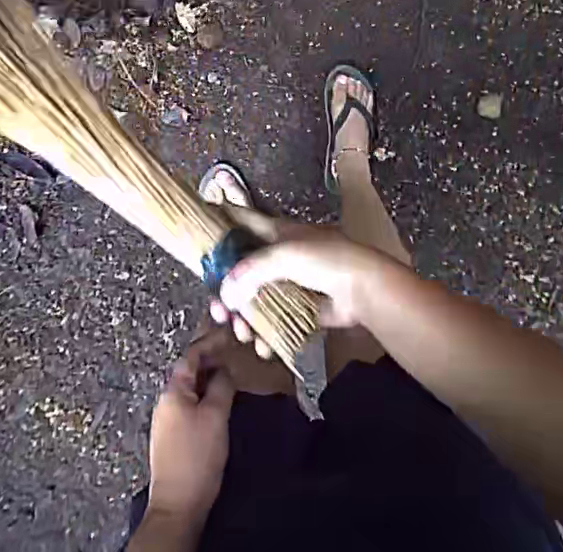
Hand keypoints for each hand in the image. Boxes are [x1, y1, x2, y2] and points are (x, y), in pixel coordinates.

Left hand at [145, 349, 234, 521]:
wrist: (178, 506)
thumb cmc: (197, 457)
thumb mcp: (216, 415)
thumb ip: (222, 386)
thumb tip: (225, 369)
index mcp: (173, 392)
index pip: (190, 356)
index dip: (209, 343)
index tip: (228, 335)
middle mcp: (166, 402)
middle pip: (189, 372)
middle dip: (211, 362)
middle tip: (234, 357)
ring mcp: (167, 421)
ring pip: (191, 390)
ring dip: (210, 381)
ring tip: (231, 378)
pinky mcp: (172, 437)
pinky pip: (190, 406)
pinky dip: (205, 398)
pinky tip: (220, 404)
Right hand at [210, 209, 398, 350]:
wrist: (362, 287)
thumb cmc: (325, 260)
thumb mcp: (285, 254)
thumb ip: (252, 269)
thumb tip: (224, 292)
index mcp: (278, 232)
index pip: (244, 219)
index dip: (223, 218)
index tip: (200, 222)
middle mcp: (280, 254)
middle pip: (243, 269)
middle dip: (227, 290)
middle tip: (217, 310)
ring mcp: (290, 282)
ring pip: (255, 298)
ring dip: (244, 317)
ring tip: (241, 332)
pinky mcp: (300, 307)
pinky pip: (274, 320)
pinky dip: (264, 333)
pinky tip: (261, 344)